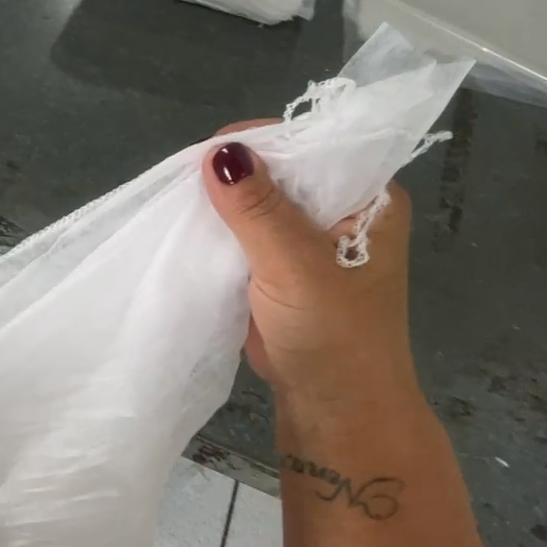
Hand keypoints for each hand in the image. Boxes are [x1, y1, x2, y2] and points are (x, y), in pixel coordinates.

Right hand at [202, 125, 421, 419]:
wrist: (331, 403)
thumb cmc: (331, 334)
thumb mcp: (294, 265)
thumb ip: (257, 210)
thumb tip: (218, 151)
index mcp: (367, 197)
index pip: (313, 144)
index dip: (261, 144)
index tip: (207, 161)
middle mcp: (338, 210)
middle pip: (279, 170)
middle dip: (232, 173)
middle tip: (184, 188)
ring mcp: (304, 240)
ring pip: (254, 202)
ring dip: (218, 204)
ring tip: (179, 208)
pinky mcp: (274, 266)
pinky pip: (240, 233)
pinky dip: (214, 230)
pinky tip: (187, 232)